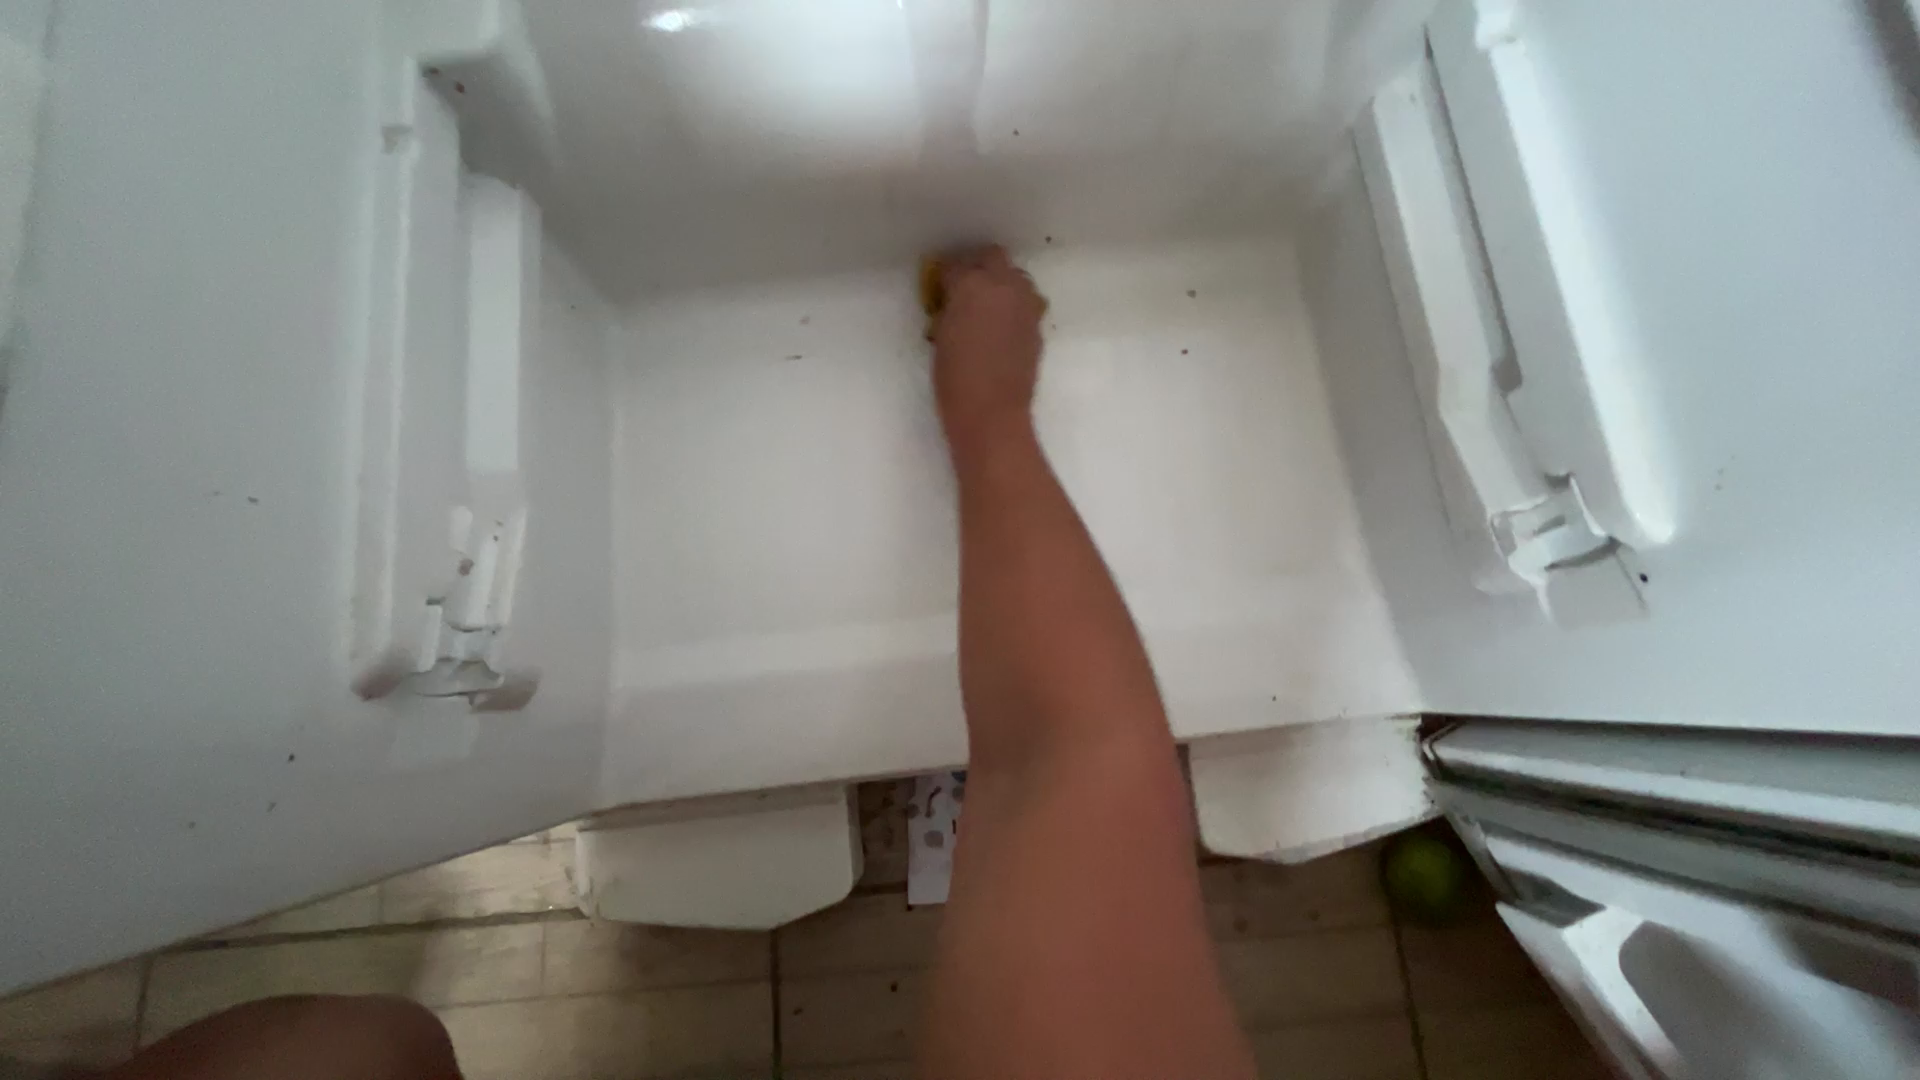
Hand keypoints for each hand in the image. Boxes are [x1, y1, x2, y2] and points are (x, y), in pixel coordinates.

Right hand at [932, 246, 1047, 447]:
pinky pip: (1026, 304)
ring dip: (1001, 284)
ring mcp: (1025, 305)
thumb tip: (952, 306)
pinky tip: (1001, 328)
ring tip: (987, 307)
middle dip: (977, 267)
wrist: (992, 415)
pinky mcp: (1037, 327)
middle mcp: (1003, 286)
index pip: (954, 265)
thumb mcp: (940, 340)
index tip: (939, 287)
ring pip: (1016, 278)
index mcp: (971, 285)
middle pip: (993, 258)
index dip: (945, 276)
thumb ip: (948, 312)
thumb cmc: (955, 381)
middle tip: (964, 287)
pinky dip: (1013, 308)